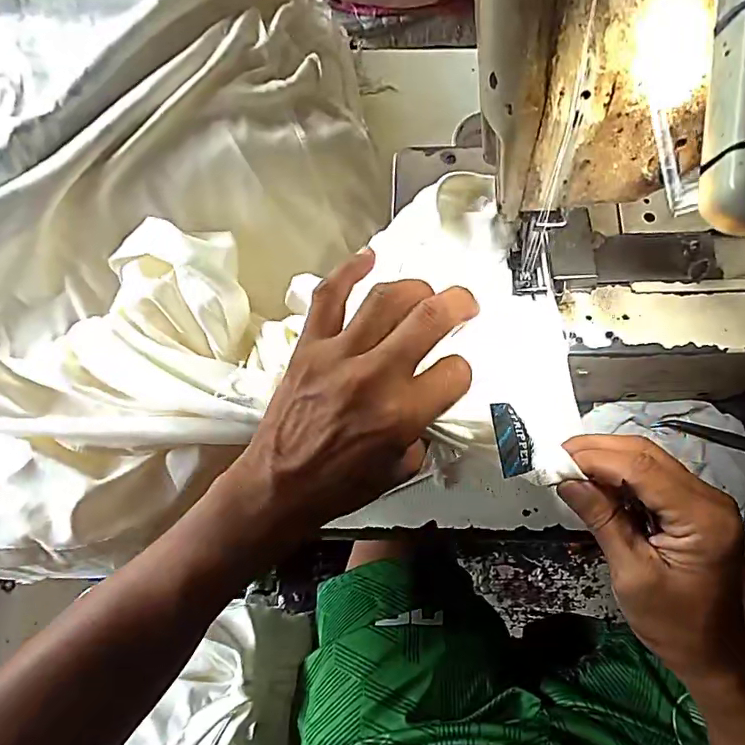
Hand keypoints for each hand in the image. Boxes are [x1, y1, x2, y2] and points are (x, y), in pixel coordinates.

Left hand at [223, 250, 475, 538]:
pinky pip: (328, 295)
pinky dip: (349, 271)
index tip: (455, 372)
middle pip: (430, 318)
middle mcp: (373, 377)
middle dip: (459, 305)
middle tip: (465, 305)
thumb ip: (421, 432)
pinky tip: (369, 259)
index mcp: (401, 414)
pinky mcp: (309, 347)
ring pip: (386, 298)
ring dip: (416, 287)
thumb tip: (428, 405)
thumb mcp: (399, 469)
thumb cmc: (336, 484)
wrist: (279, 485)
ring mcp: (338, 356)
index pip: (454, 372)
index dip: (462, 371)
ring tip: (426, 292)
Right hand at [557, 434, 744, 686]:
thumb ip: (602, 521)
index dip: (595, 457)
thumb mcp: (632, 574)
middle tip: (555, 457)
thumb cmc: (673, 624)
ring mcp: (704, 501)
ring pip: (648, 461)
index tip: (555, 458)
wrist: (711, 651)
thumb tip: (568, 482)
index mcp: (701, 517)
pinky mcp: (694, 507)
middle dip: (597, 451)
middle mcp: (709, 499)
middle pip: (646, 455)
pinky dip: (619, 476)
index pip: (642, 468)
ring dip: (606, 461)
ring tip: (567, 467)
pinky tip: (593, 482)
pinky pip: (652, 479)